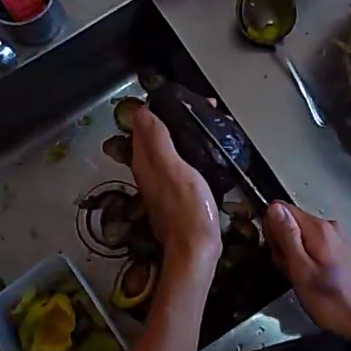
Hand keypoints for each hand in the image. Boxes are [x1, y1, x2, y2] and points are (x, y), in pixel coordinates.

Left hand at [128, 105, 220, 268]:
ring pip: (167, 147)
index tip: (188, 101)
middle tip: (204, 110)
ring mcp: (161, 182)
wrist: (196, 249)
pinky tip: (204, 152)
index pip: (144, 122)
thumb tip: (143, 111)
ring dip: (183, 133)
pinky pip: (177, 161)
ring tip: (208, 125)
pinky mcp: (175, 192)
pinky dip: (189, 150)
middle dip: (174, 117)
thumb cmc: (189, 209)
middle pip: (155, 133)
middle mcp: (148, 169)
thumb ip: (158, 141)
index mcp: (144, 161)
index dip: (162, 106)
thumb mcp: (175, 169)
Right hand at [264, 203, 350, 337]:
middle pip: (294, 222)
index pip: (282, 208)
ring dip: (297, 254)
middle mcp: (330, 225)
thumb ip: (288, 238)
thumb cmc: (331, 299)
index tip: (276, 252)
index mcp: (318, 228)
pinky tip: (316, 278)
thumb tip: (274, 206)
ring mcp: (340, 236)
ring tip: (303, 279)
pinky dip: (311, 258)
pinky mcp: (346, 249)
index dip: (272, 228)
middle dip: (284, 244)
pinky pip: (319, 244)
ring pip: (305, 235)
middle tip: (290, 271)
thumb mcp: (302, 272)